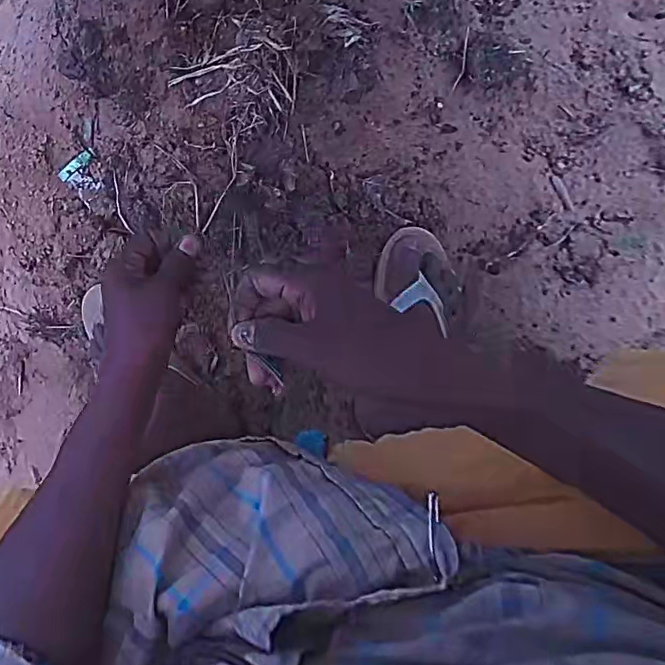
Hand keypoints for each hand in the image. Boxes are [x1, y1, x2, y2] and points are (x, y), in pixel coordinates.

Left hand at [98, 231, 200, 376]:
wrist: (135, 371)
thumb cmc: (146, 326)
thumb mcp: (165, 288)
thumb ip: (178, 262)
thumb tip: (191, 239)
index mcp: (121, 267)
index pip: (146, 240)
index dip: (171, 242)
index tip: (195, 252)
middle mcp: (121, 278)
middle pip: (153, 258)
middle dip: (178, 264)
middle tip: (202, 273)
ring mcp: (129, 297)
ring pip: (158, 279)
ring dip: (179, 281)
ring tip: (195, 292)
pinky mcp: (138, 315)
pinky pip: (157, 297)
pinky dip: (173, 297)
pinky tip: (186, 306)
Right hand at [228, 259, 497, 406]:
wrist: (427, 378)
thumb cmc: (368, 356)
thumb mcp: (310, 347)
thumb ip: (268, 336)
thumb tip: (238, 331)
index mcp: (308, 280)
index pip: (257, 279)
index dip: (241, 306)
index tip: (238, 338)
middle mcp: (315, 288)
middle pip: (268, 304)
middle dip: (255, 337)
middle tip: (255, 375)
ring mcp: (327, 310)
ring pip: (283, 324)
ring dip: (270, 351)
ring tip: (269, 385)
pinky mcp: (337, 331)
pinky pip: (300, 336)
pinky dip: (288, 355)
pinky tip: (285, 381)